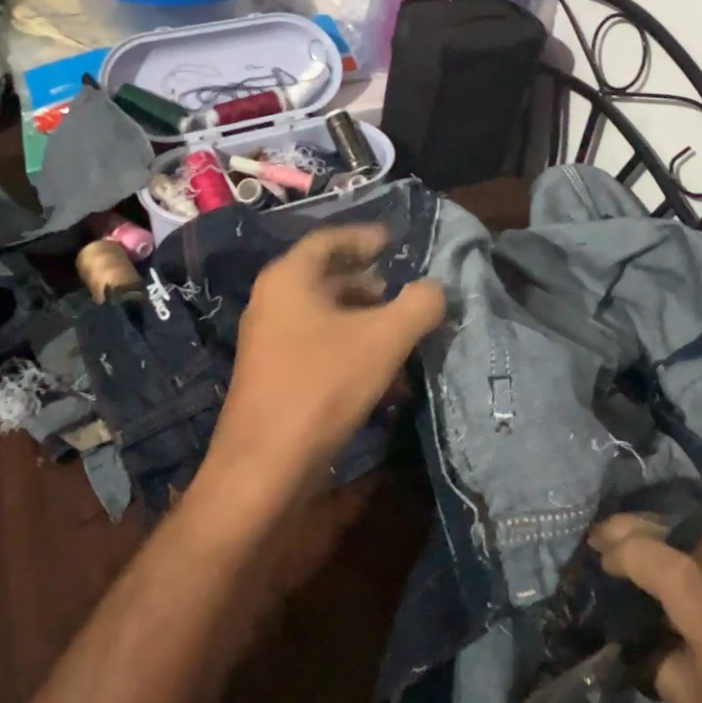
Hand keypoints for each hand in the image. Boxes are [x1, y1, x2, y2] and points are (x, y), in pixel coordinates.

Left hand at [209, 225, 445, 494]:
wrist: (265, 465)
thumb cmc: (322, 385)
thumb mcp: (384, 340)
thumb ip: (418, 305)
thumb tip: (436, 288)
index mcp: (289, 279)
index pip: (328, 240)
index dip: (364, 237)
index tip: (395, 243)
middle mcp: (273, 303)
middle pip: (327, 278)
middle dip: (370, 284)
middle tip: (406, 292)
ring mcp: (271, 342)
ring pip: (326, 318)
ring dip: (366, 322)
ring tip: (404, 335)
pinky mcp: (277, 377)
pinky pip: (320, 349)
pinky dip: (353, 351)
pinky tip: (386, 378)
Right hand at [590, 515, 701, 702]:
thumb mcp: (688, 699)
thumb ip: (655, 639)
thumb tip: (626, 585)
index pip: (676, 570)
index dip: (632, 549)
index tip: (602, 551)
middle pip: (697, 538)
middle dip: (645, 526)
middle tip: (608, 529)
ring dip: (676, 521)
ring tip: (644, 528)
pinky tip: (689, 535)